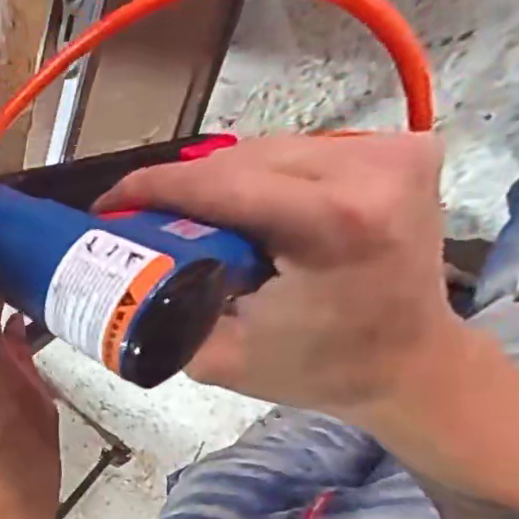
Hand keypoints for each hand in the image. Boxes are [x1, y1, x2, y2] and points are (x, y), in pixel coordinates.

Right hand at [93, 132, 464, 419]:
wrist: (412, 364)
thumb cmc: (321, 370)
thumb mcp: (224, 357)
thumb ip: (168, 310)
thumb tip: (130, 266)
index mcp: (333, 224)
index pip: (218, 185)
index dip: (151, 188)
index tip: (106, 203)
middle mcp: (371, 171)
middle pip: (240, 160)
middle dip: (180, 186)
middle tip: (138, 215)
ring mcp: (393, 152)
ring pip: (267, 148)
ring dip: (218, 179)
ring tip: (183, 212)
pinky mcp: (400, 149)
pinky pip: (299, 152)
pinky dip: (259, 175)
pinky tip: (240, 205)